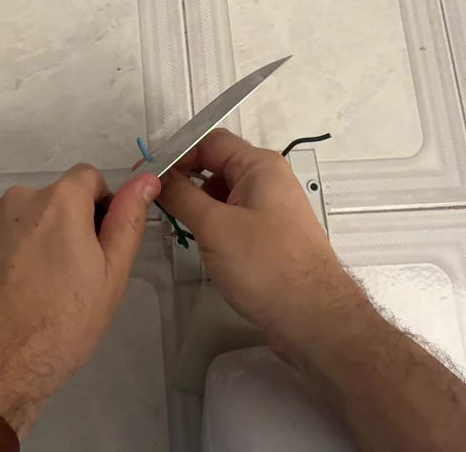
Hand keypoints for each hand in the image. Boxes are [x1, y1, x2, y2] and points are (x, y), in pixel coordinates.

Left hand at [0, 165, 160, 434]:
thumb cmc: (60, 326)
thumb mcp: (109, 278)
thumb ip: (127, 222)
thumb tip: (147, 179)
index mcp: (59, 200)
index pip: (88, 177)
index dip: (99, 205)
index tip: (97, 245)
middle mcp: (18, 198)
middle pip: (52, 201)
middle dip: (64, 227)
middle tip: (68, 278)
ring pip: (21, 221)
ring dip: (32, 241)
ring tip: (34, 292)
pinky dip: (3, 257)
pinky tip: (6, 296)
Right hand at [157, 129, 373, 360]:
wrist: (317, 322)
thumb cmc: (265, 265)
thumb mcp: (214, 226)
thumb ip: (182, 195)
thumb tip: (158, 176)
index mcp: (260, 165)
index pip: (209, 142)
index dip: (177, 154)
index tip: (148, 176)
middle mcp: (269, 180)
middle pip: (217, 166)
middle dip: (186, 182)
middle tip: (156, 203)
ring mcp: (273, 209)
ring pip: (225, 194)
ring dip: (199, 206)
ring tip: (176, 228)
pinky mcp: (272, 236)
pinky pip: (235, 217)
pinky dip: (215, 226)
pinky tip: (202, 246)